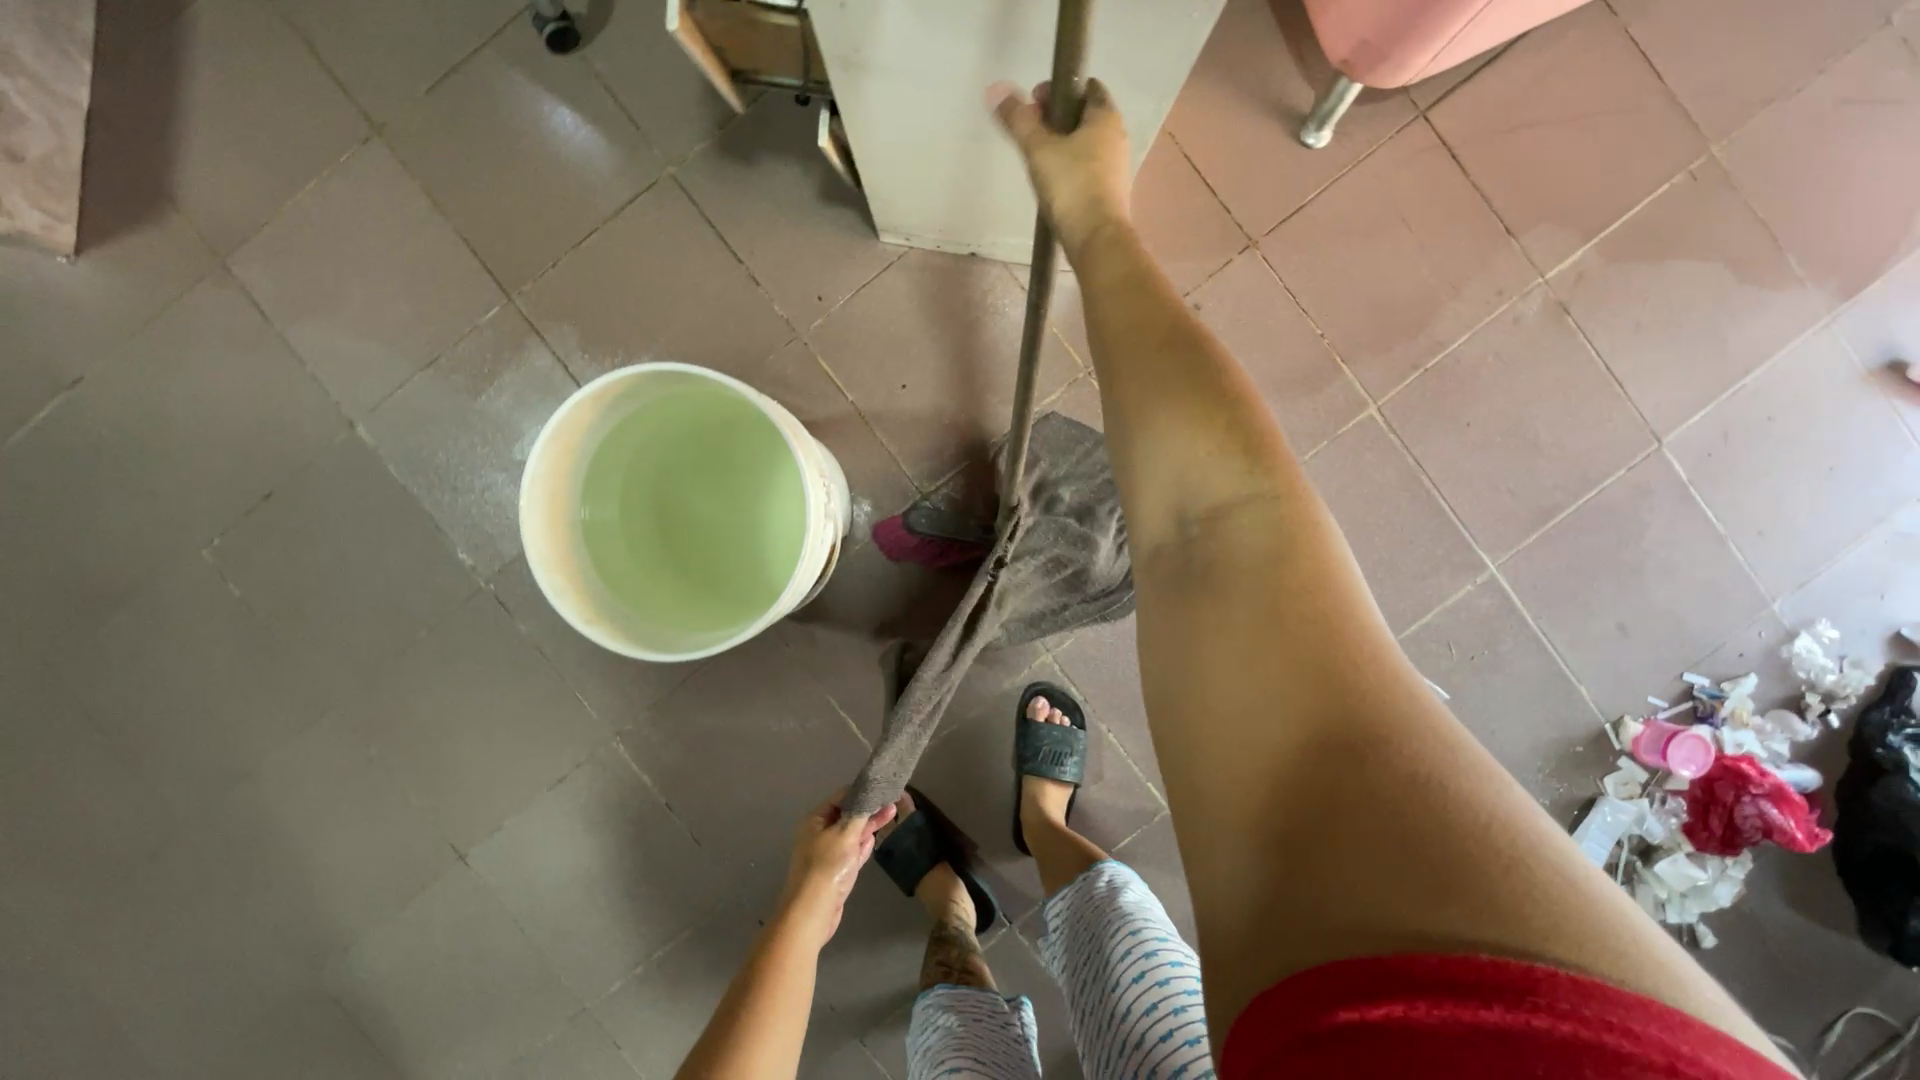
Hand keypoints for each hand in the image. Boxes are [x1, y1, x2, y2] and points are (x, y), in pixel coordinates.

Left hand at [778, 790, 897, 947]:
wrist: (813, 911)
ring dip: (868, 826)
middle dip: (868, 809)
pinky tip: (875, 838)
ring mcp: (828, 854)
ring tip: (891, 813)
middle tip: (892, 801)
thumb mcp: (845, 834)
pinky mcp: (836, 871)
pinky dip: (863, 845)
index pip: (840, 797)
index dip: (861, 792)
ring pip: (852, 834)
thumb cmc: (827, 866)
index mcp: (815, 820)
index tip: (882, 788)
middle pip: (847, 816)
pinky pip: (852, 852)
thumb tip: (869, 794)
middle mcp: (819, 834)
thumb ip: (859, 814)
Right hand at [988, 78, 1131, 256]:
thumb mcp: (1039, 149)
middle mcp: (1116, 137)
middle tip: (1030, 131)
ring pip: (1085, 144)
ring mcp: (1115, 167)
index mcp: (1105, 117)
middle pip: (1084, 116)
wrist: (1096, 239)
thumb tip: (996, 89)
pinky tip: (1052, 183)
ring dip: (1062, 145)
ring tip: (1036, 159)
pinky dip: (1070, 167)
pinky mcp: (1109, 192)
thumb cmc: (1071, 186)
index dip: (1059, 89)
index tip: (1034, 103)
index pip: (1087, 87)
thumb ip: (1018, 120)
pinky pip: (1087, 169)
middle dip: (1056, 118)